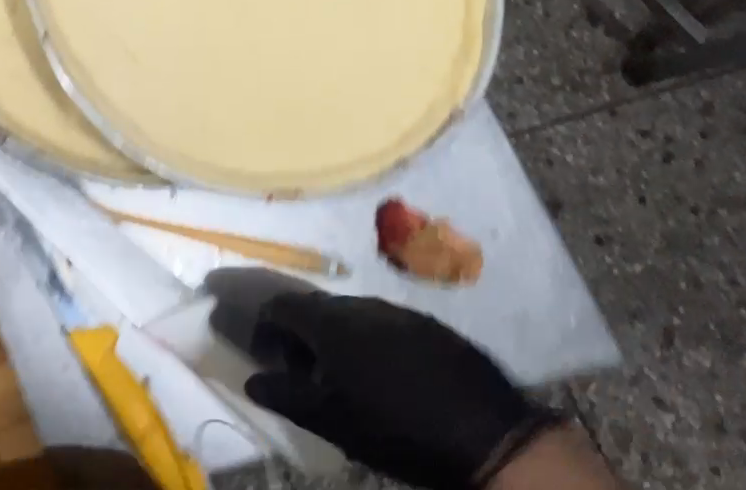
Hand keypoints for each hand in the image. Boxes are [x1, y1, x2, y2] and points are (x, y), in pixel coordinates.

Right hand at [243, 293, 562, 489]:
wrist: (493, 440)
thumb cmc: (399, 430)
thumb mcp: (333, 421)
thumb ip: (286, 396)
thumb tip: (251, 381)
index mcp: (330, 323)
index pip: (279, 305)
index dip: (263, 325)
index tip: (263, 351)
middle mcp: (360, 305)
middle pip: (315, 307)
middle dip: (300, 331)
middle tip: (303, 366)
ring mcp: (401, 313)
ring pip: (352, 314)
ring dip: (337, 335)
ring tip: (345, 372)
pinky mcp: (433, 327)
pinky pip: (387, 324)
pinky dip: (372, 341)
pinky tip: (387, 373)